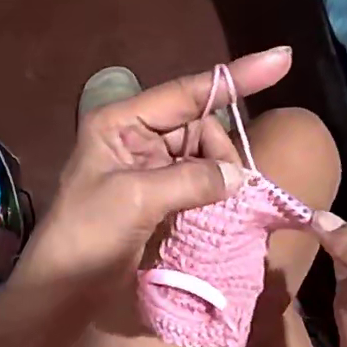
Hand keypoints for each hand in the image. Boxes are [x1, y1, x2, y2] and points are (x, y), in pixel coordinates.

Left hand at [15, 48, 292, 293]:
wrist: (63, 287)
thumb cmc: (87, 234)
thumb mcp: (136, 198)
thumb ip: (191, 179)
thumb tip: (239, 176)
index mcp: (120, 123)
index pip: (185, 93)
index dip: (234, 79)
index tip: (284, 58)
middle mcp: (134, 138)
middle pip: (198, 126)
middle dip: (223, 149)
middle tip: (237, 185)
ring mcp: (145, 169)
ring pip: (201, 156)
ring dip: (221, 173)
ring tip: (231, 199)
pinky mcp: (154, 198)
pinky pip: (195, 182)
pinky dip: (213, 191)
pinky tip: (227, 203)